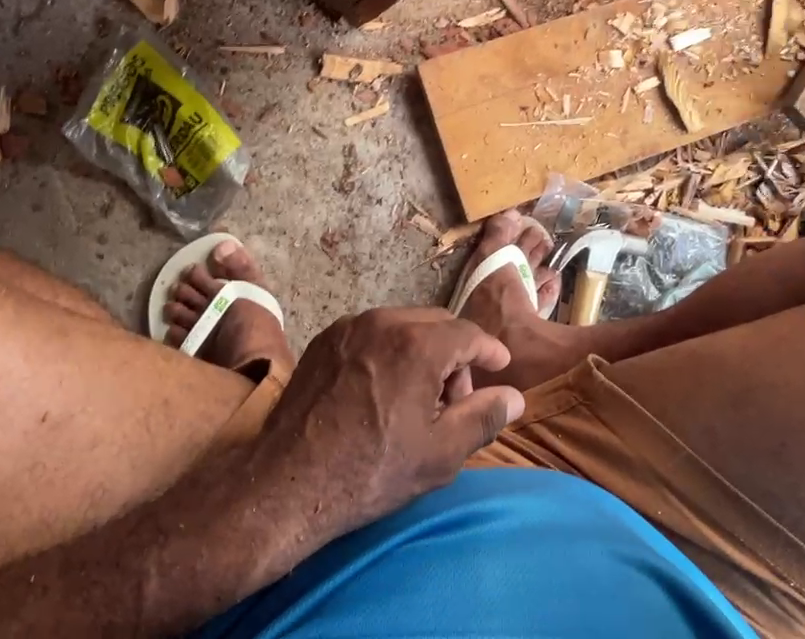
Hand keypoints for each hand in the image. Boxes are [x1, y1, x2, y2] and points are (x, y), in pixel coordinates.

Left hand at [249, 308, 524, 537]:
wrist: (289, 483)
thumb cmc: (372, 471)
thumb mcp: (441, 453)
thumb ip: (484, 417)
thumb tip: (514, 396)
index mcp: (416, 344)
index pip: (468, 333)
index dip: (490, 350)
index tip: (500, 367)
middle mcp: (382, 322)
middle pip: (436, 324)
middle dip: (455, 354)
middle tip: (456, 400)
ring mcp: (347, 328)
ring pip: (402, 326)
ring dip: (421, 351)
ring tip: (418, 399)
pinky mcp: (323, 340)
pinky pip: (370, 334)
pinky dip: (388, 352)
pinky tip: (383, 392)